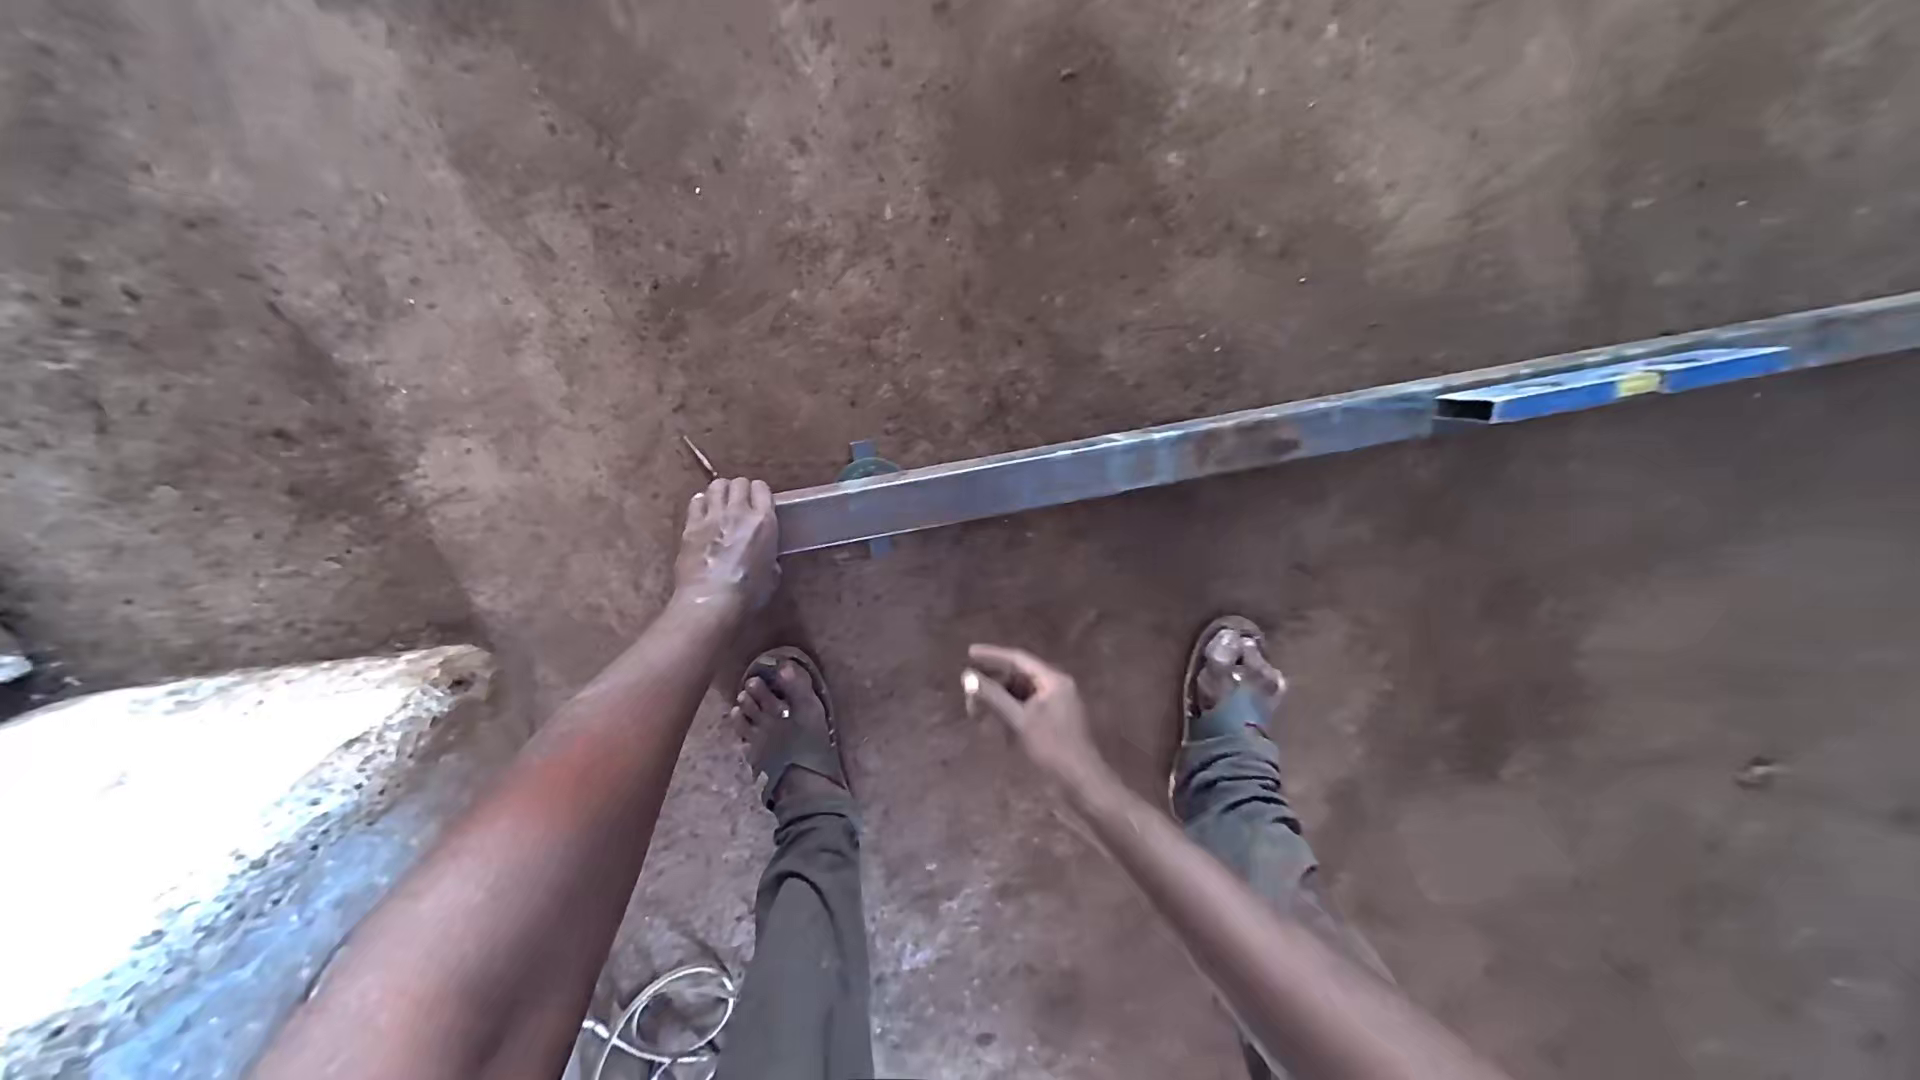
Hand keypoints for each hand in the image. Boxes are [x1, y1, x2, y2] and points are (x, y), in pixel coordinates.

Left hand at [673, 477, 778, 615]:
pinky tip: (704, 513)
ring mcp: (712, 517)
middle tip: (740, 502)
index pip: (762, 489)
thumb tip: (766, 558)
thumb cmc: (748, 593)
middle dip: (740, 490)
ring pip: (716, 486)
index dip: (760, 493)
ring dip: (721, 492)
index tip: (759, 501)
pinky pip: (696, 502)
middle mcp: (738, 512)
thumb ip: (770, 558)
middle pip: (739, 483)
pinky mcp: (691, 526)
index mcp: (764, 522)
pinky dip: (701, 503)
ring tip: (722, 503)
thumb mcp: (772, 575)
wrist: (712, 600)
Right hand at [964, 645, 1112, 796]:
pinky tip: (996, 728)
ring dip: (999, 701)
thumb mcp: (1019, 720)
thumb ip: (993, 696)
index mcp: (1053, 680)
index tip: (969, 653)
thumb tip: (968, 677)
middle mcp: (1056, 687)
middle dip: (993, 685)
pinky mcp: (1053, 722)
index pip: (1018, 659)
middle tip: (970, 697)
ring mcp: (1056, 705)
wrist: (1081, 782)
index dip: (992, 655)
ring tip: (978, 715)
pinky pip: (1027, 709)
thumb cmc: (1052, 748)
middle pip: (1018, 676)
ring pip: (1021, 694)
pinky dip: (1010, 714)